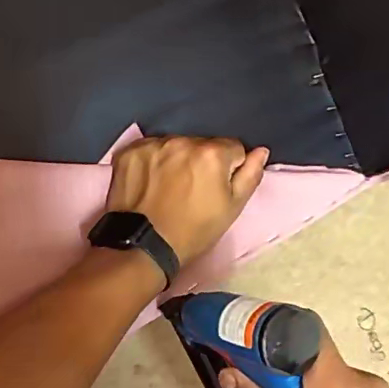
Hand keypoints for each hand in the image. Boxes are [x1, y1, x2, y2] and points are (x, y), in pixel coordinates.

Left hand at [104, 136, 268, 264]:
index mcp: (212, 153)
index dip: (228, 169)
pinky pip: (148, 150)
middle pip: (200, 144)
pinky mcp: (128, 153)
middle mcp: (181, 141)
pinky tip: (148, 183)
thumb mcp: (232, 208)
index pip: (232, 148)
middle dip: (200, 162)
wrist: (144, 246)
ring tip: (167, 188)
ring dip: (175, 160)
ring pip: (174, 146)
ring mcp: (152, 146)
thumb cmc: (194, 231)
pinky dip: (150, 162)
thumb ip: (250, 175)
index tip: (214, 188)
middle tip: (190, 191)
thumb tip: (260, 151)